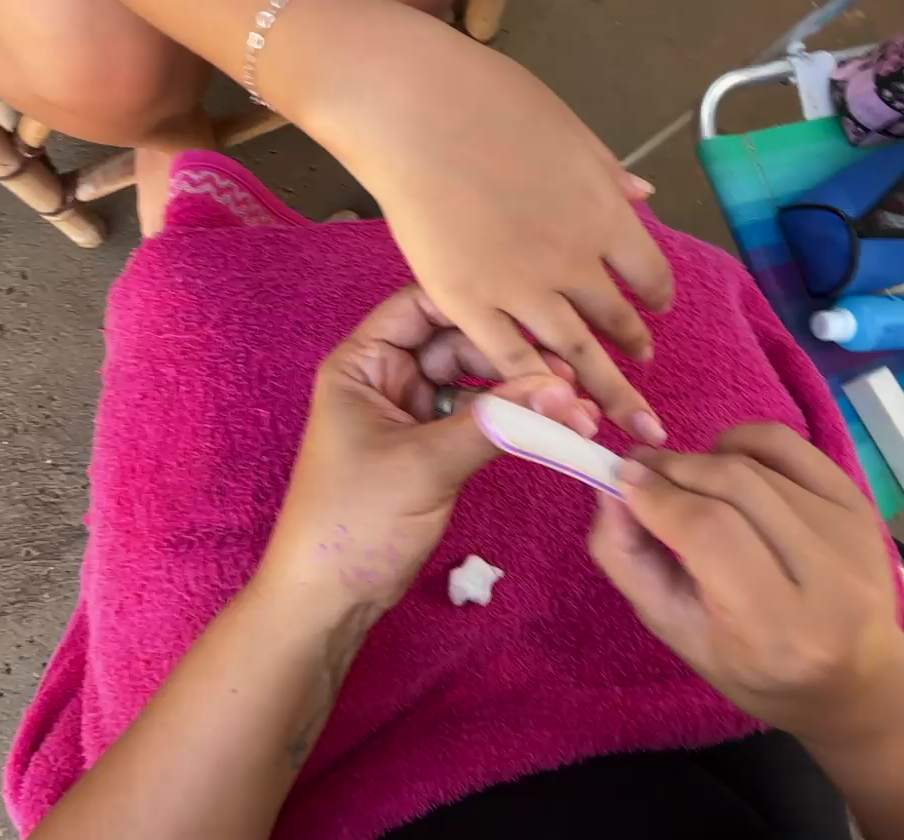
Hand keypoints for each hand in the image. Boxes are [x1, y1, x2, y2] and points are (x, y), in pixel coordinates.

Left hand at [260, 287, 600, 608]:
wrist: (331, 599)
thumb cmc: (356, 519)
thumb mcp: (424, 463)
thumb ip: (494, 423)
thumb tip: (564, 390)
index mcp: (363, 362)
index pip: (421, 306)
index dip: (473, 304)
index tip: (532, 311)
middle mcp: (387, 376)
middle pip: (455, 344)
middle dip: (510, 357)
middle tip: (570, 373)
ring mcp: (412, 411)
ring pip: (472, 381)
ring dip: (518, 390)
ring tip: (573, 402)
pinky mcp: (432, 444)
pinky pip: (477, 417)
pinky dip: (510, 420)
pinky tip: (552, 422)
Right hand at [274, 0, 674, 445]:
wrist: (413, 108)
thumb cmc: (489, 100)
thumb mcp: (569, 128)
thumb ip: (608, 173)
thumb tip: (646, 195)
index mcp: (604, 213)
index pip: (649, 273)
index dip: (654, 298)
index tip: (653, 309)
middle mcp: (574, 261)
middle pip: (616, 321)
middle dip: (633, 351)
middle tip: (641, 369)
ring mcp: (520, 287)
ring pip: (573, 353)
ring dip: (600, 385)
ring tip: (612, 411)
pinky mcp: (466, 302)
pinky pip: (510, 358)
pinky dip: (536, 385)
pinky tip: (552, 403)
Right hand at [587, 424, 903, 745]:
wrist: (853, 680)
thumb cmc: (750, 664)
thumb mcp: (671, 626)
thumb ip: (626, 558)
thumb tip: (612, 486)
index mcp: (778, 629)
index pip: (710, 532)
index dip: (657, 496)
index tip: (619, 479)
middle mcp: (829, 580)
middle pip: (733, 486)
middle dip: (671, 470)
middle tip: (640, 473)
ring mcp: (851, 535)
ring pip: (752, 463)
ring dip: (698, 460)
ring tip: (681, 481)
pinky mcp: (860, 504)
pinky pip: (784, 444)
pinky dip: (739, 441)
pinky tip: (726, 465)